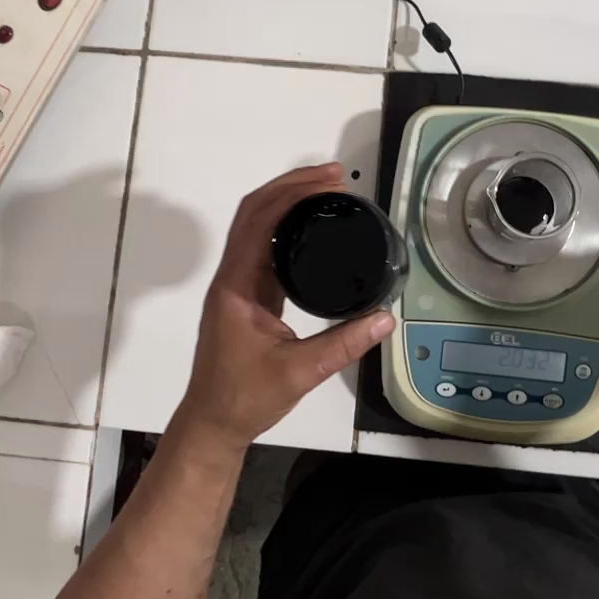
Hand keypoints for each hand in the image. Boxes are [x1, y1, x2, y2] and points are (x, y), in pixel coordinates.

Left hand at [173, 163, 394, 454]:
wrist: (214, 422)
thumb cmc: (245, 397)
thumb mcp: (299, 372)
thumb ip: (343, 345)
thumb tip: (384, 318)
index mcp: (237, 285)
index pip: (260, 221)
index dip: (293, 193)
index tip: (330, 182)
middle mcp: (233, 276)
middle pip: (254, 212)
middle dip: (291, 186)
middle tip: (335, 176)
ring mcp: (239, 284)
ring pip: (256, 225)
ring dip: (287, 201)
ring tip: (328, 192)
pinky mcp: (249, 295)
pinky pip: (264, 247)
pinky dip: (286, 226)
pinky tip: (313, 227)